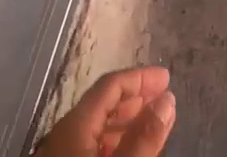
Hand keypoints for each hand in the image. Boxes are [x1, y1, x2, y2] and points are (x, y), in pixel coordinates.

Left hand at [35, 66, 175, 156]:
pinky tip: (127, 149)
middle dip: (135, 97)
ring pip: (96, 127)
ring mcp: (58, 151)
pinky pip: (88, 144)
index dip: (140, 77)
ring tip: (151, 123)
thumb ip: (143, 135)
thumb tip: (168, 98)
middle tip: (163, 97)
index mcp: (74, 122)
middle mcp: (62, 131)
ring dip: (125, 121)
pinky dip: (112, 140)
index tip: (166, 77)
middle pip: (102, 103)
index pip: (110, 84)